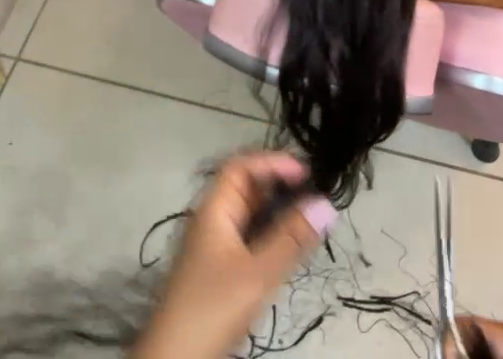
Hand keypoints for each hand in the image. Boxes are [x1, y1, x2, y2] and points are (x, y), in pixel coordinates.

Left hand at [132, 153, 335, 358]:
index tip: (306, 172)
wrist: (175, 358)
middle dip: (279, 186)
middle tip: (315, 196)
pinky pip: (248, 237)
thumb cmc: (213, 307)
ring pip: (249, 215)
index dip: (271, 162)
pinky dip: (270, 235)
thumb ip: (292, 238)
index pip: (240, 167)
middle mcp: (211, 221)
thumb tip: (326, 203)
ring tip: (310, 219)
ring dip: (277, 212)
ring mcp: (214, 245)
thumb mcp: (258, 273)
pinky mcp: (219, 269)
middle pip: (245, 188)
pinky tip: (290, 247)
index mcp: (213, 211)